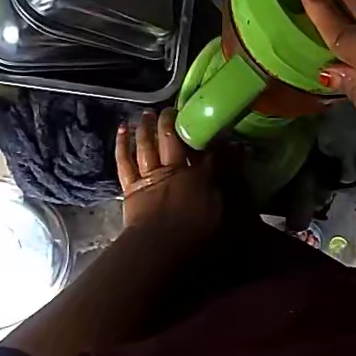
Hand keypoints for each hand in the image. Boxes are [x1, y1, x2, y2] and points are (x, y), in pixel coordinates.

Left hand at [115, 108, 221, 245]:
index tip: (208, 121)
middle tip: (170, 108)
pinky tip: (122, 130)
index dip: (204, 133)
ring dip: (146, 127)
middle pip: (170, 138)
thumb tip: (233, 154)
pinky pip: (124, 161)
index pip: (202, 148)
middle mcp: (171, 168)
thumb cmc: (193, 232)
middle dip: (170, 121)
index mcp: (195, 173)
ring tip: (146, 114)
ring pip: (146, 145)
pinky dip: (122, 144)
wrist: (157, 246)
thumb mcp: (218, 207)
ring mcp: (148, 176)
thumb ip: (223, 179)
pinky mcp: (130, 186)